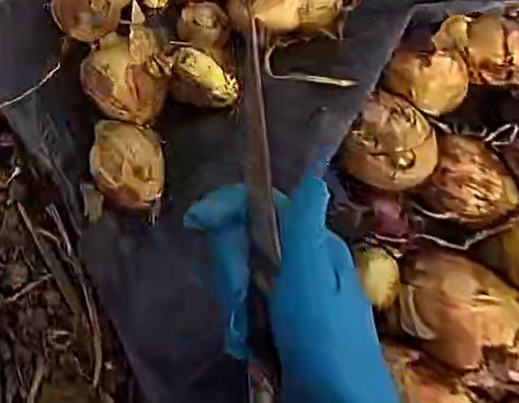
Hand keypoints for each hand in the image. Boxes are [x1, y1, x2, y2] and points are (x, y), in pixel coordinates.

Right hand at [184, 176, 397, 402]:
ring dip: (233, 299)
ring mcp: (291, 298)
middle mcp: (304, 264)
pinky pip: (247, 307)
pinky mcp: (281, 329)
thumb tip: (313, 177)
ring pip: (243, 275)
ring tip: (243, 330)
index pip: (262, 204)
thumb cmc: (324, 338)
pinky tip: (243, 342)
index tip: (195, 220)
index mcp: (314, 244)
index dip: (227, 206)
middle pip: (248, 240)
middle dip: (231, 265)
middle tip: (236, 299)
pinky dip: (239, 321)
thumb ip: (305, 223)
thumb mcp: (313, 274)